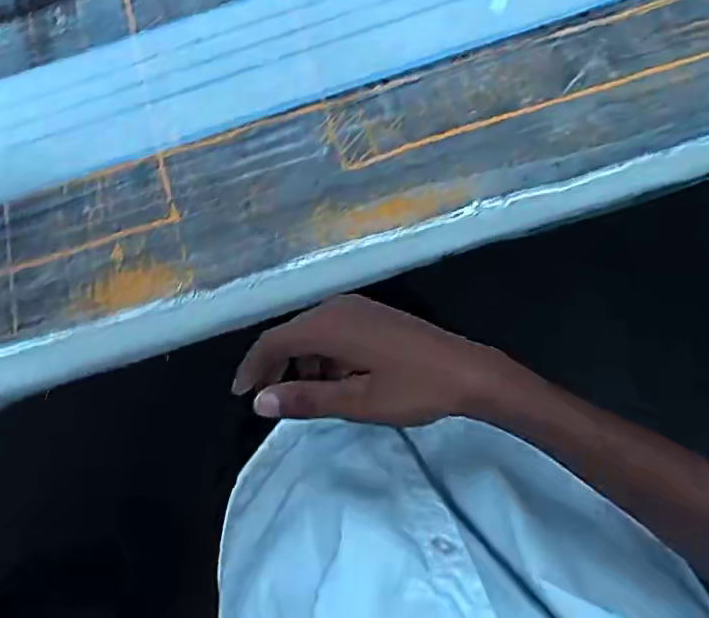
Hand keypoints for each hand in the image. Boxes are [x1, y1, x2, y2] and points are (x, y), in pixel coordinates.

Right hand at [230, 295, 536, 424]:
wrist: (468, 371)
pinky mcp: (368, 313)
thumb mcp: (358, 401)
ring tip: (306, 397)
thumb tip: (259, 401)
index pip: (274, 340)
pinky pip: (329, 329)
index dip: (253, 366)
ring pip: (309, 332)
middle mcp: (335, 306)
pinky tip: (335, 380)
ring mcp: (354, 306)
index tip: (240, 394)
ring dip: (300, 362)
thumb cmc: (413, 388)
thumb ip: (306, 398)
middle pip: (289, 333)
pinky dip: (320, 355)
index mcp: (328, 324)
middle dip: (274, 365)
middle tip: (267, 400)